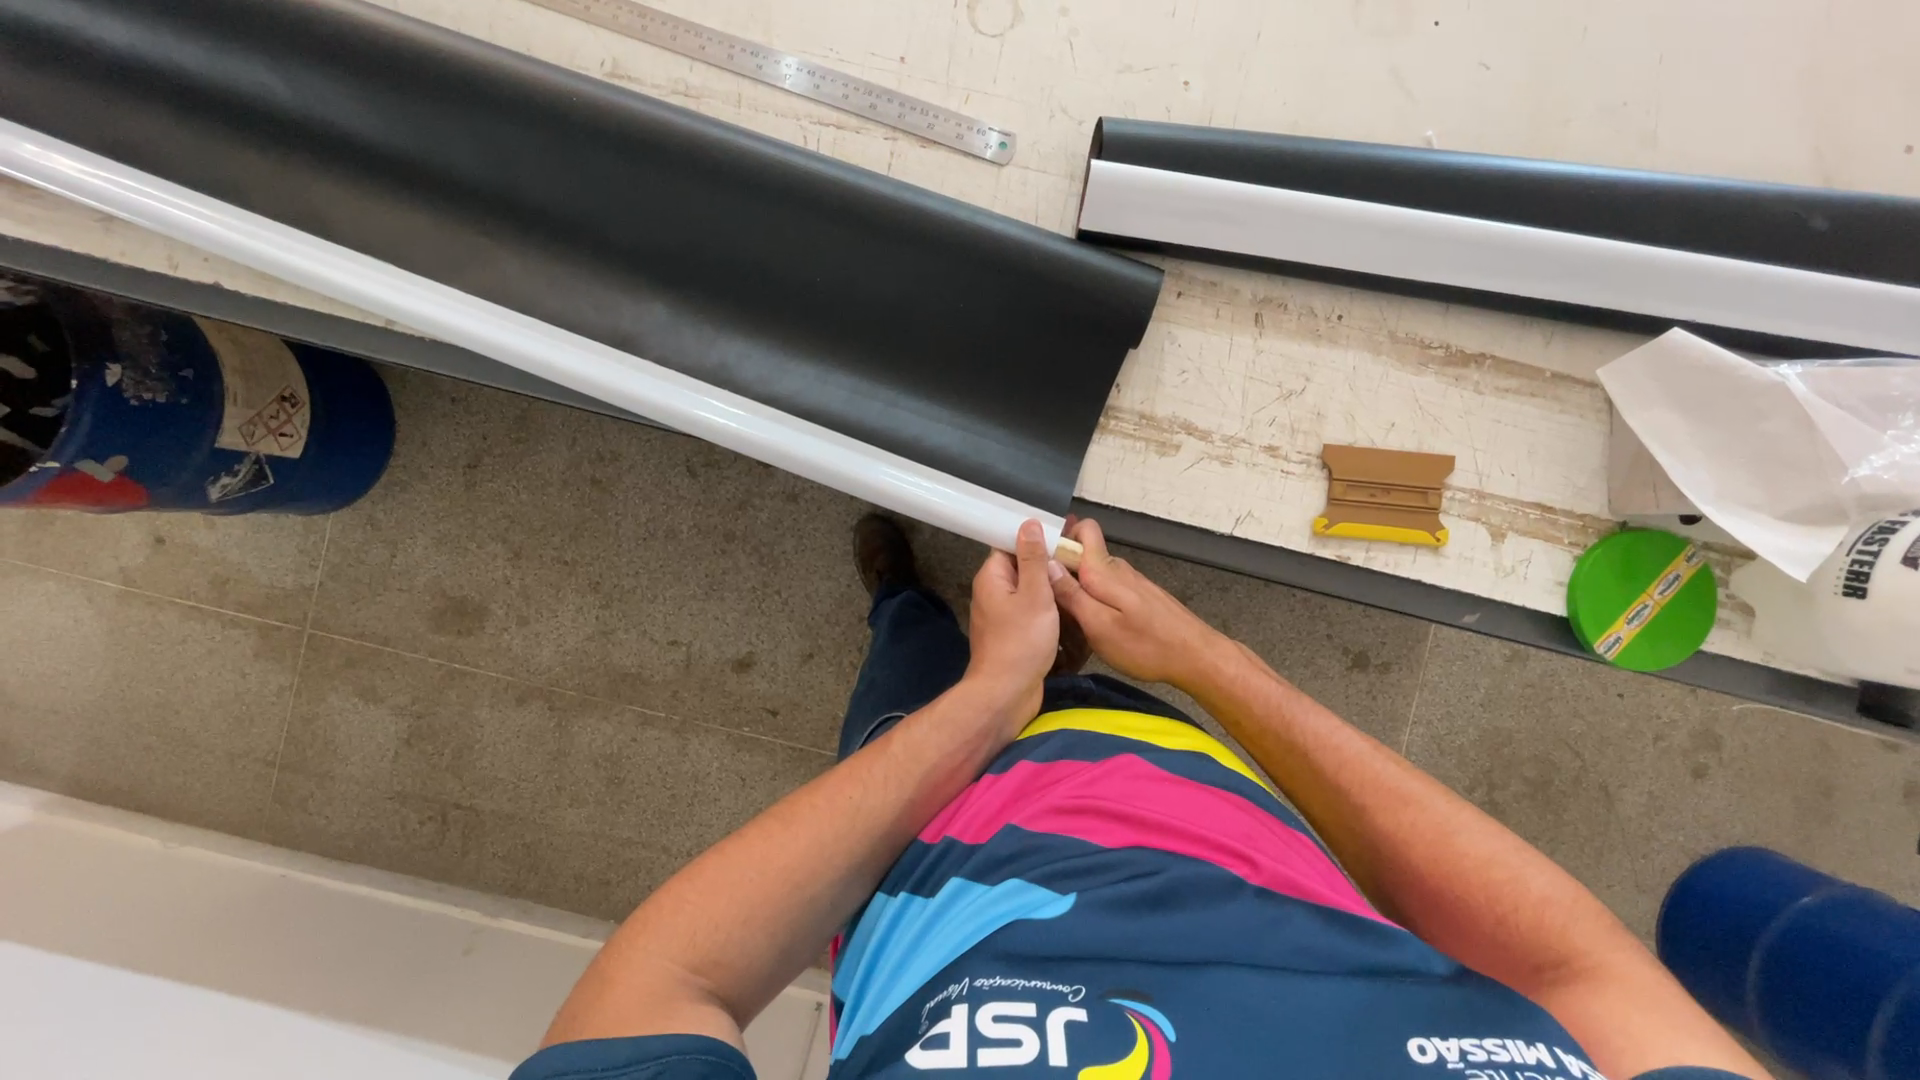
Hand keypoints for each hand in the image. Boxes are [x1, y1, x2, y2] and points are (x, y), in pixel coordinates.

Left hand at [962, 519, 1060, 722]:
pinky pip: (1029, 609)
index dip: (1034, 536)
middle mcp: (992, 591)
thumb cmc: (1021, 641)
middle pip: (1020, 566)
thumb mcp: (1034, 594)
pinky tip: (1066, 603)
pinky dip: (1046, 605)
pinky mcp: (1011, 633)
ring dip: (1049, 585)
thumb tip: (1029, 523)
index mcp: (992, 576)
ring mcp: (1000, 614)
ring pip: (1027, 589)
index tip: (1062, 532)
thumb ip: (1033, 559)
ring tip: (1078, 575)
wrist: (1006, 693)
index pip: (1010, 543)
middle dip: (1046, 561)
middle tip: (1077, 554)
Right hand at [1048, 518, 1228, 689]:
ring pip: (1094, 572)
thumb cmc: (1144, 645)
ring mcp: (1130, 581)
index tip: (1037, 559)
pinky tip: (1092, 624)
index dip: (1059, 537)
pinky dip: (1094, 598)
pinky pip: (1107, 587)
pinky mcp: (1139, 596)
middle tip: (1045, 597)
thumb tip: (1046, 564)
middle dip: (1061, 567)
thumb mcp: (1099, 625)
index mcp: (1103, 570)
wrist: (1195, 657)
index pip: (1083, 529)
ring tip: (1063, 616)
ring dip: (1077, 587)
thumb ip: (1071, 594)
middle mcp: (1117, 568)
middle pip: (1083, 552)